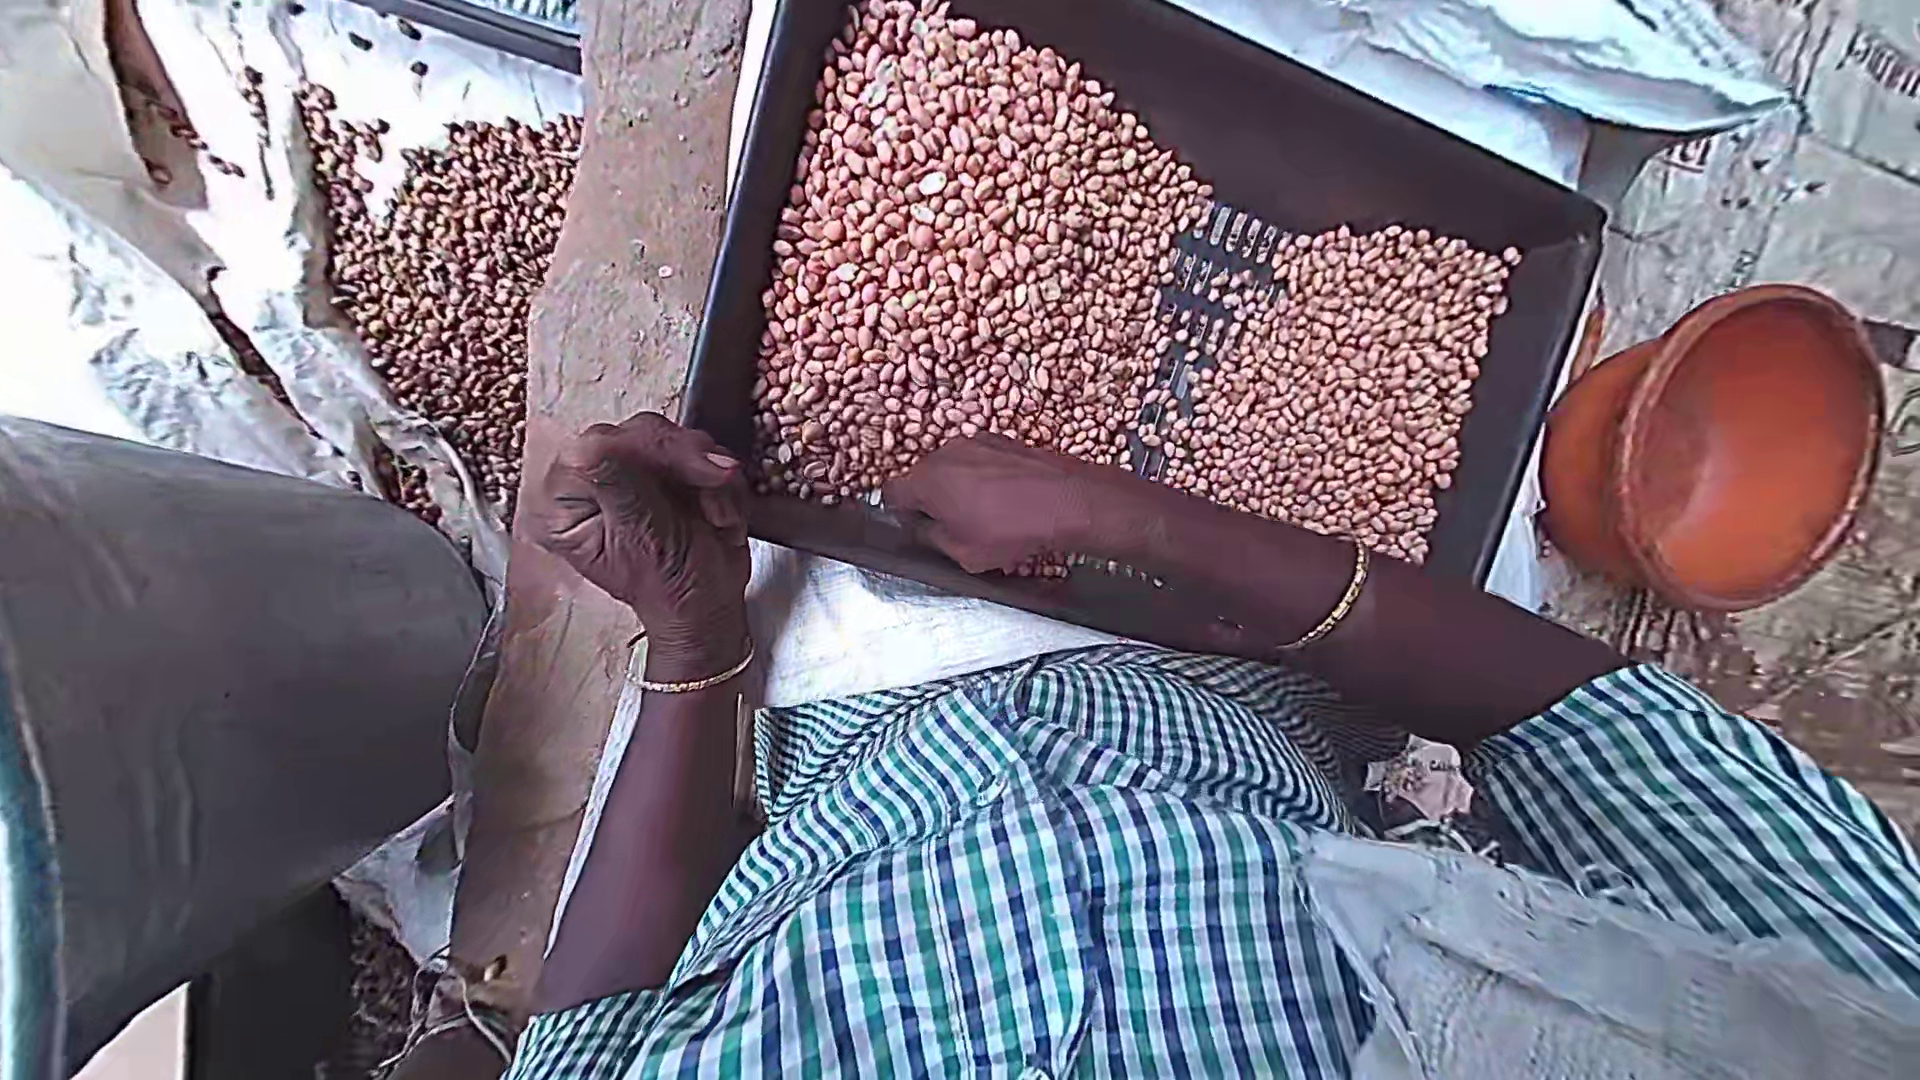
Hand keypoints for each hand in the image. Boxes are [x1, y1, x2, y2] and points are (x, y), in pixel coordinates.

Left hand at [531, 413, 749, 674]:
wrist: (709, 606)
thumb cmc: (671, 587)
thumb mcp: (643, 541)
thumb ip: (621, 489)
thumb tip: (591, 447)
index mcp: (568, 502)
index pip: (598, 446)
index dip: (652, 449)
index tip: (701, 468)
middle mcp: (597, 481)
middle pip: (641, 434)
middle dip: (689, 460)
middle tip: (722, 483)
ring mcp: (636, 473)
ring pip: (677, 438)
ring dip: (711, 474)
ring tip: (719, 515)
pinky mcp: (669, 473)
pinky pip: (703, 453)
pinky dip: (722, 482)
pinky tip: (721, 513)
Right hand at [881, 433, 1157, 572]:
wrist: (1070, 501)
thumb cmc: (1013, 530)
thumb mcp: (962, 553)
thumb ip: (930, 538)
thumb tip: (922, 528)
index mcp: (926, 480)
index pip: (892, 493)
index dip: (900, 515)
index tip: (917, 529)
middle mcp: (946, 452)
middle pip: (923, 477)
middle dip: (932, 501)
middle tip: (954, 528)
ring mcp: (977, 442)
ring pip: (953, 467)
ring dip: (959, 488)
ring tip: (987, 516)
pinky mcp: (1004, 440)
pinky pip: (980, 461)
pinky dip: (985, 478)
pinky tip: (1007, 502)